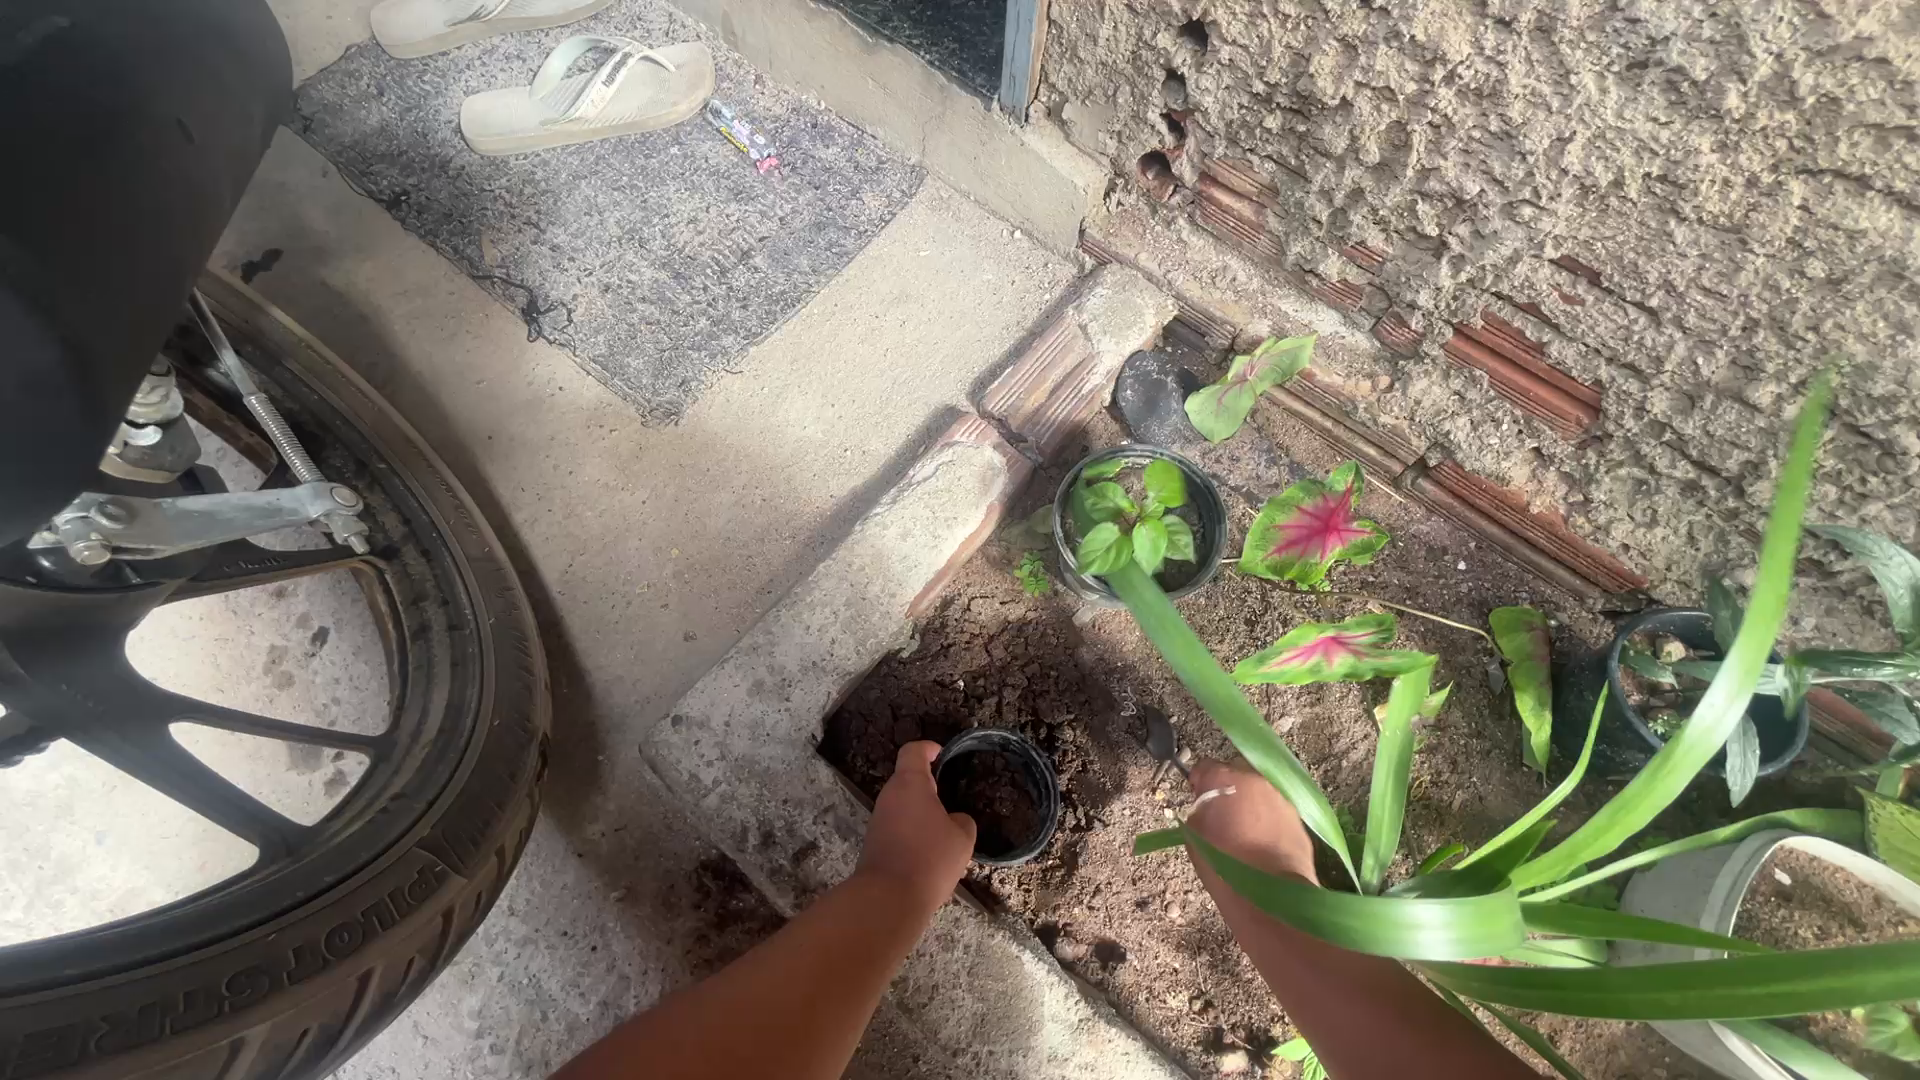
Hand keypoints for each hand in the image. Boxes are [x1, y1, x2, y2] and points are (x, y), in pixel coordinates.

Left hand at [856, 741, 976, 911]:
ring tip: (943, 834)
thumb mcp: (962, 839)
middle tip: (950, 800)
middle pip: (907, 779)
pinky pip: (896, 827)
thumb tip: (953, 821)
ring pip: (902, 806)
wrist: (887, 899)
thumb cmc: (929, 859)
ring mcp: (878, 820)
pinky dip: (911, 832)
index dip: (928, 748)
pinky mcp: (874, 843)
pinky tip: (928, 855)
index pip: (913, 752)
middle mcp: (889, 796)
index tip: (941, 754)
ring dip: (920, 813)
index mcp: (909, 784)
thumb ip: (962, 821)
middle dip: (928, 786)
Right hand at [1185, 759, 1318, 885]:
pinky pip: (1277, 811)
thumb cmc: (1223, 864)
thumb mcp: (1193, 835)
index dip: (1199, 784)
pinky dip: (1269, 820)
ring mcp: (1280, 797)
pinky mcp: (1298, 818)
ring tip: (1246, 831)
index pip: (1205, 767)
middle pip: (1235, 772)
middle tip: (1222, 814)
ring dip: (1251, 803)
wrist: (1270, 896)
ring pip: (1259, 791)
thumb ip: (1198, 811)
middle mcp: (1254, 779)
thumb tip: (1206, 809)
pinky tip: (1264, 843)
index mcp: (1222, 778)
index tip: (1197, 799)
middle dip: (1228, 788)